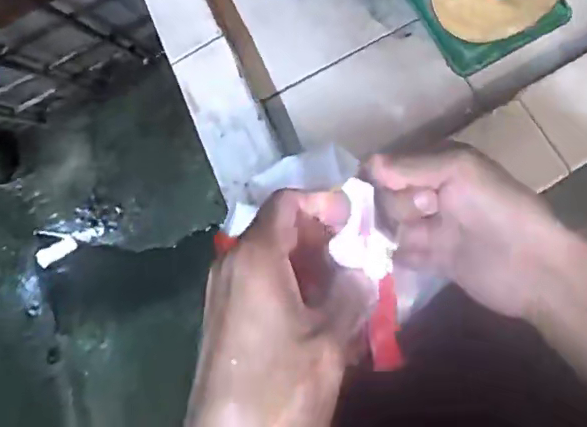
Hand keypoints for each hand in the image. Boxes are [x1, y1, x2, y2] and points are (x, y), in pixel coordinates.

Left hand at [187, 190, 373, 426]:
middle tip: (354, 252)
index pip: (288, 200)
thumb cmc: (278, 386)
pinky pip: (259, 279)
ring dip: (307, 261)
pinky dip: (289, 281)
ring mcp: (223, 289)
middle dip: (319, 234)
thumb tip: (363, 270)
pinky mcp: (223, 316)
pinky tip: (317, 310)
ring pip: (270, 253)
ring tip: (343, 284)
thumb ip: (351, 293)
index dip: (323, 202)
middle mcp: (232, 261)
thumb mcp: (329, 340)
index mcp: (255, 255)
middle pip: (279, 225)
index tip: (353, 219)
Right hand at [365, 146, 579, 321]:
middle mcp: (432, 191)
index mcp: (439, 162)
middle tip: (428, 208)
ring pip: (392, 225)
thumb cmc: (498, 206)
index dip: (380, 176)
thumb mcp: (459, 171)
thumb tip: (370, 164)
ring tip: (418, 236)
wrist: (534, 265)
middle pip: (387, 196)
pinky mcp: (435, 260)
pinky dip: (393, 257)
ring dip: (391, 231)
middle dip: (398, 202)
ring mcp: (433, 227)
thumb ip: (413, 167)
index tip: (377, 187)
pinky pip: (402, 255)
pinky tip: (393, 260)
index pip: (391, 165)